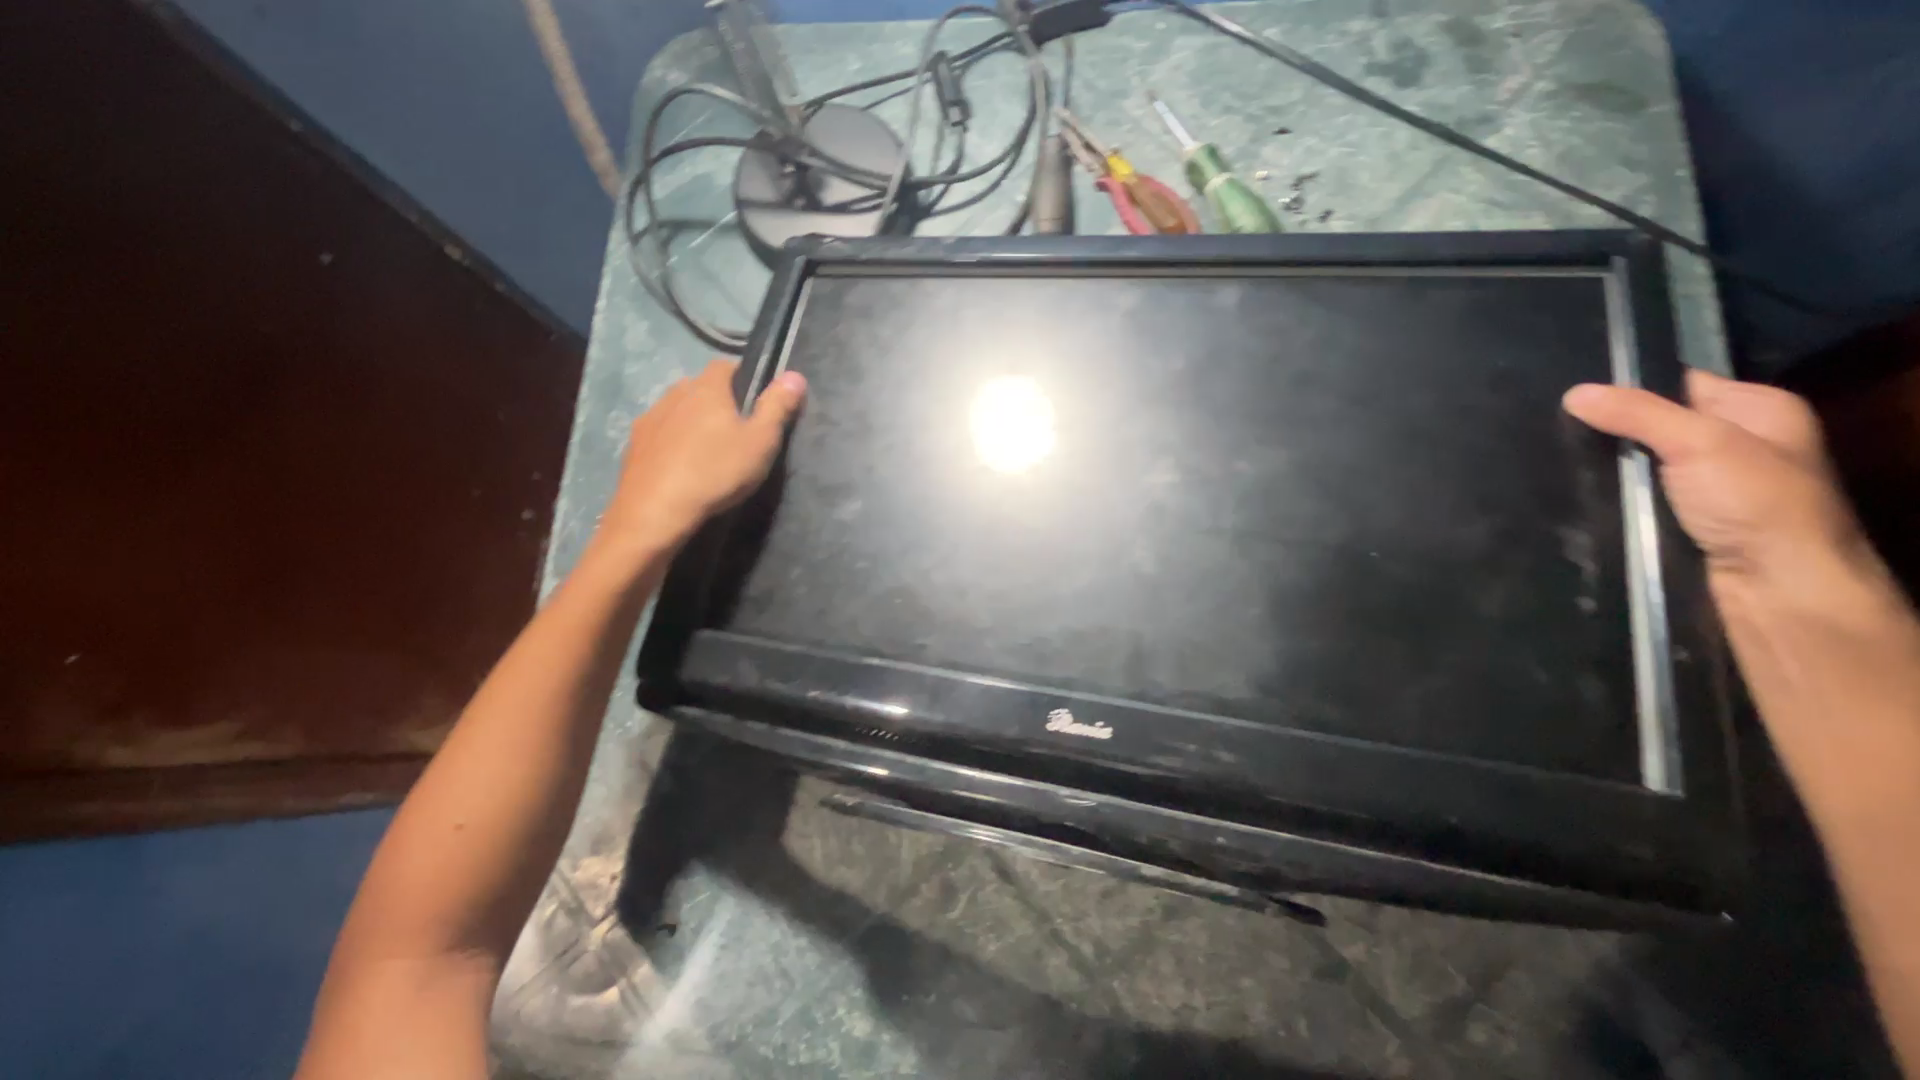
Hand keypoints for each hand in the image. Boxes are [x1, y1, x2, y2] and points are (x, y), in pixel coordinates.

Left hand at [596, 359, 806, 559]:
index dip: (743, 379)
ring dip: (692, 422)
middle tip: (735, 433)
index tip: (755, 404)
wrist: (655, 511)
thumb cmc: (716, 472)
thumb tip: (795, 375)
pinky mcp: (634, 444)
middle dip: (717, 402)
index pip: (726, 366)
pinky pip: (660, 434)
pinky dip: (671, 443)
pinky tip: (680, 467)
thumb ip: (777, 407)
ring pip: (678, 410)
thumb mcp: (760, 442)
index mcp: (707, 387)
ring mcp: (650, 417)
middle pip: (700, 388)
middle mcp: (675, 393)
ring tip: (707, 452)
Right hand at [1562, 369, 1877, 608]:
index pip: (1679, 383)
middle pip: (1655, 425)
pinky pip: (1637, 499)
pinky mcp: (1684, 521)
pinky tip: (1581, 494)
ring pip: (1641, 466)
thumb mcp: (1700, 442)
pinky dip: (1614, 499)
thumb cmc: (1755, 503)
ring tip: (1559, 459)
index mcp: (1759, 409)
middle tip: (1556, 426)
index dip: (1630, 385)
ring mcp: (1710, 486)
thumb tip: (1573, 393)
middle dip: (1612, 430)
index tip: (1575, 392)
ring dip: (1609, 469)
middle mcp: (1738, 443)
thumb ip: (1637, 413)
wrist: (1774, 588)